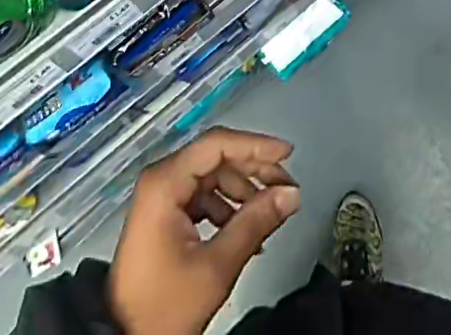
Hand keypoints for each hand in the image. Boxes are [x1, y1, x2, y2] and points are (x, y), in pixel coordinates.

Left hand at [107, 127, 299, 334]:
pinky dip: (228, 209)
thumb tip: (289, 194)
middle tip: (288, 187)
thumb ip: (255, 223)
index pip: (216, 145)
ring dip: (243, 192)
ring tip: (270, 215)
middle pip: (215, 158)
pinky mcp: (166, 213)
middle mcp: (161, 179)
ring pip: (212, 178)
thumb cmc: (165, 305)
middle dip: (254, 170)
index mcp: (166, 181)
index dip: (255, 145)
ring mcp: (162, 195)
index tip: (286, 153)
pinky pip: (203, 197)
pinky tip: (247, 232)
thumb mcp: (216, 266)